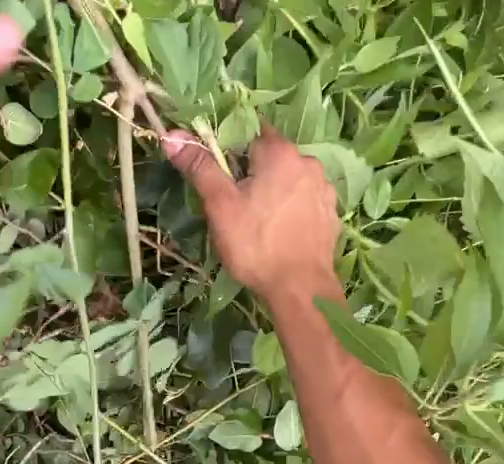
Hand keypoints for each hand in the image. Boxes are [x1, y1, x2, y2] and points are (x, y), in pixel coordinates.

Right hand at [166, 126, 343, 306]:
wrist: (299, 287)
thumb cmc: (255, 244)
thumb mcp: (220, 206)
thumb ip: (200, 168)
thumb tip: (172, 136)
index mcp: (279, 153)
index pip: (251, 135)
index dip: (232, 154)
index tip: (221, 180)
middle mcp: (308, 161)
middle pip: (272, 159)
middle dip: (254, 176)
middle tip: (235, 208)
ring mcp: (324, 188)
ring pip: (290, 181)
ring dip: (275, 193)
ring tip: (259, 225)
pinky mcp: (331, 214)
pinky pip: (306, 203)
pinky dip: (292, 212)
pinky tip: (281, 234)